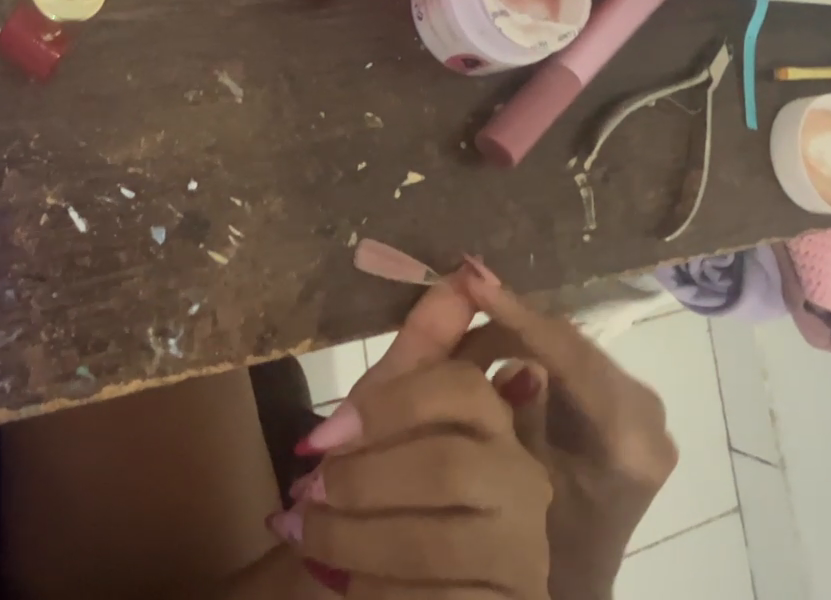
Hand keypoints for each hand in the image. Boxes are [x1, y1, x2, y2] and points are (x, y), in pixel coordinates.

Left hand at [277, 357, 553, 598]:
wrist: (390, 568)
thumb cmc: (387, 469)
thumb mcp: (395, 399)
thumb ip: (428, 337)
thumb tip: (465, 262)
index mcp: (496, 419)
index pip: (458, 388)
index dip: (384, 407)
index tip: (320, 436)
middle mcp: (523, 480)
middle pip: (444, 466)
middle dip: (361, 480)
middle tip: (310, 490)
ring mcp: (523, 553)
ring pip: (435, 540)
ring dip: (351, 539)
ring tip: (307, 535)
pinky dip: (376, 591)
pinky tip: (345, 583)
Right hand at [455, 259, 677, 599]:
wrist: (569, 581)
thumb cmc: (539, 542)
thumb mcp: (514, 472)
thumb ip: (509, 407)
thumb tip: (495, 341)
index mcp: (629, 438)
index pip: (570, 353)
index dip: (517, 313)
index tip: (470, 278)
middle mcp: (647, 416)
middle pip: (570, 344)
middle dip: (510, 322)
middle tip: (454, 307)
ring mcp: (641, 411)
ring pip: (568, 348)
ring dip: (517, 337)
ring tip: (464, 336)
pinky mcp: (627, 410)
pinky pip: (571, 363)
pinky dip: (531, 353)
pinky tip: (494, 358)